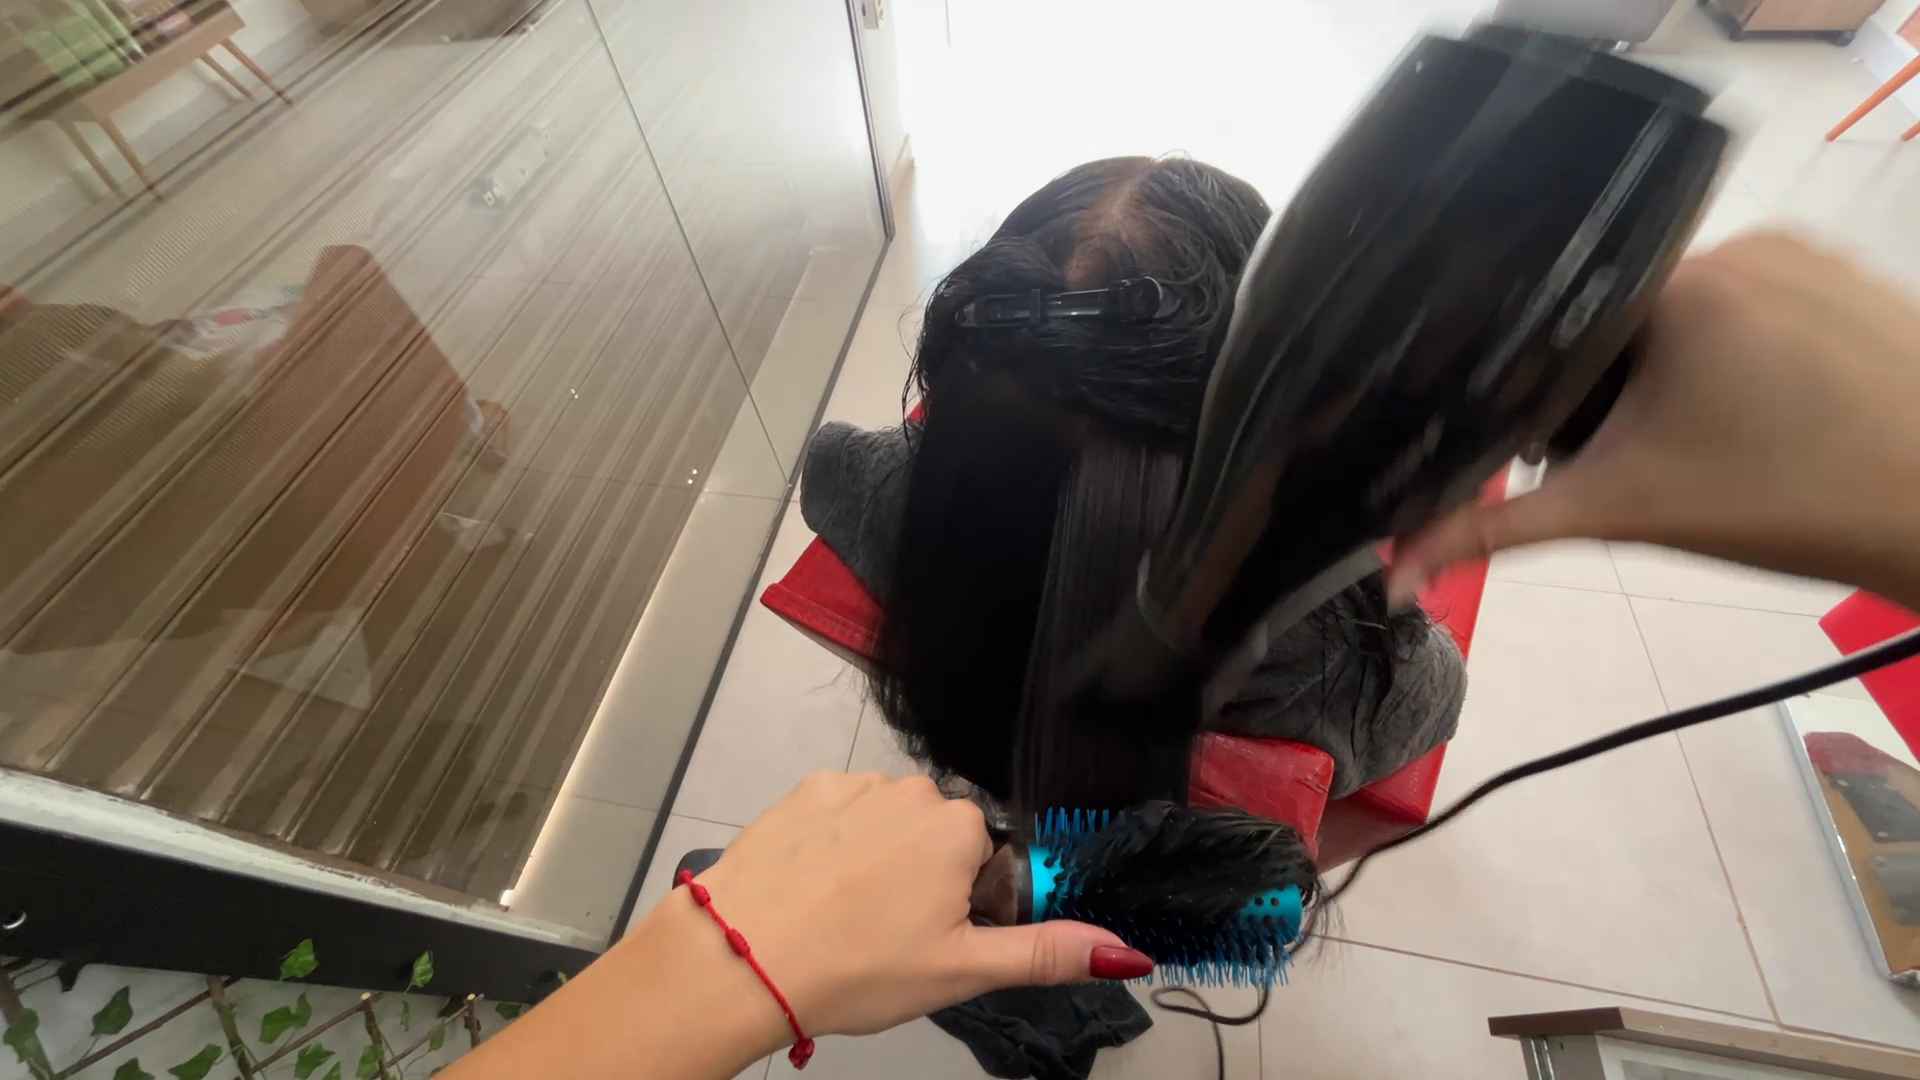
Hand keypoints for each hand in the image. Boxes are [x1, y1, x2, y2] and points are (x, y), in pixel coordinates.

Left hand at [695, 772, 1150, 1038]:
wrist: (743, 954)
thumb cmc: (859, 966)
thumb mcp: (962, 969)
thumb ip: (1047, 951)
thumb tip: (1129, 951)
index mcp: (958, 826)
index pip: (986, 855)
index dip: (968, 900)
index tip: (934, 933)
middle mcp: (912, 788)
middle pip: (941, 832)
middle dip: (929, 873)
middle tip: (891, 928)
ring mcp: (857, 782)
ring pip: (892, 819)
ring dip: (884, 855)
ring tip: (849, 908)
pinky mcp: (811, 786)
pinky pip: (845, 807)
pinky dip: (840, 837)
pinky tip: (818, 877)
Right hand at [1390, 233, 1919, 608]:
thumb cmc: (1786, 503)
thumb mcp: (1613, 511)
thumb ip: (1489, 533)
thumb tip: (1394, 575)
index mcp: (1678, 287)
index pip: (1548, 322)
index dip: (1529, 385)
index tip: (1536, 436)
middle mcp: (1739, 246)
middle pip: (1602, 315)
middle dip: (1586, 381)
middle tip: (1602, 443)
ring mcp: (1802, 252)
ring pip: (1660, 308)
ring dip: (1641, 365)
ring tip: (1665, 425)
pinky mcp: (1847, 271)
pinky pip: (1725, 299)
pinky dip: (1701, 347)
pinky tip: (1726, 402)